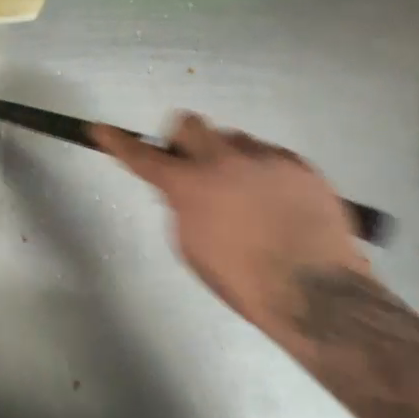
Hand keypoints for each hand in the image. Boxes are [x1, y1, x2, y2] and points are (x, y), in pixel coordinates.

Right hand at [91, 113, 369, 337]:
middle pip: (190, 123)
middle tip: (192, 166)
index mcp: (189, 185)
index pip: (142, 155)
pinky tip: (274, 201)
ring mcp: (267, 160)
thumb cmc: (242, 280)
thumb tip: (182, 189)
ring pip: (235, 139)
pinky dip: (263, 172)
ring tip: (244, 192)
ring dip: (229, 158)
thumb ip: (180, 206)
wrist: (318, 294)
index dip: (117, 142)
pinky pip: (271, 155)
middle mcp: (225, 161)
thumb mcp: (191, 246)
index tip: (100, 129)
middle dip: (184, 141)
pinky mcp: (303, 167)